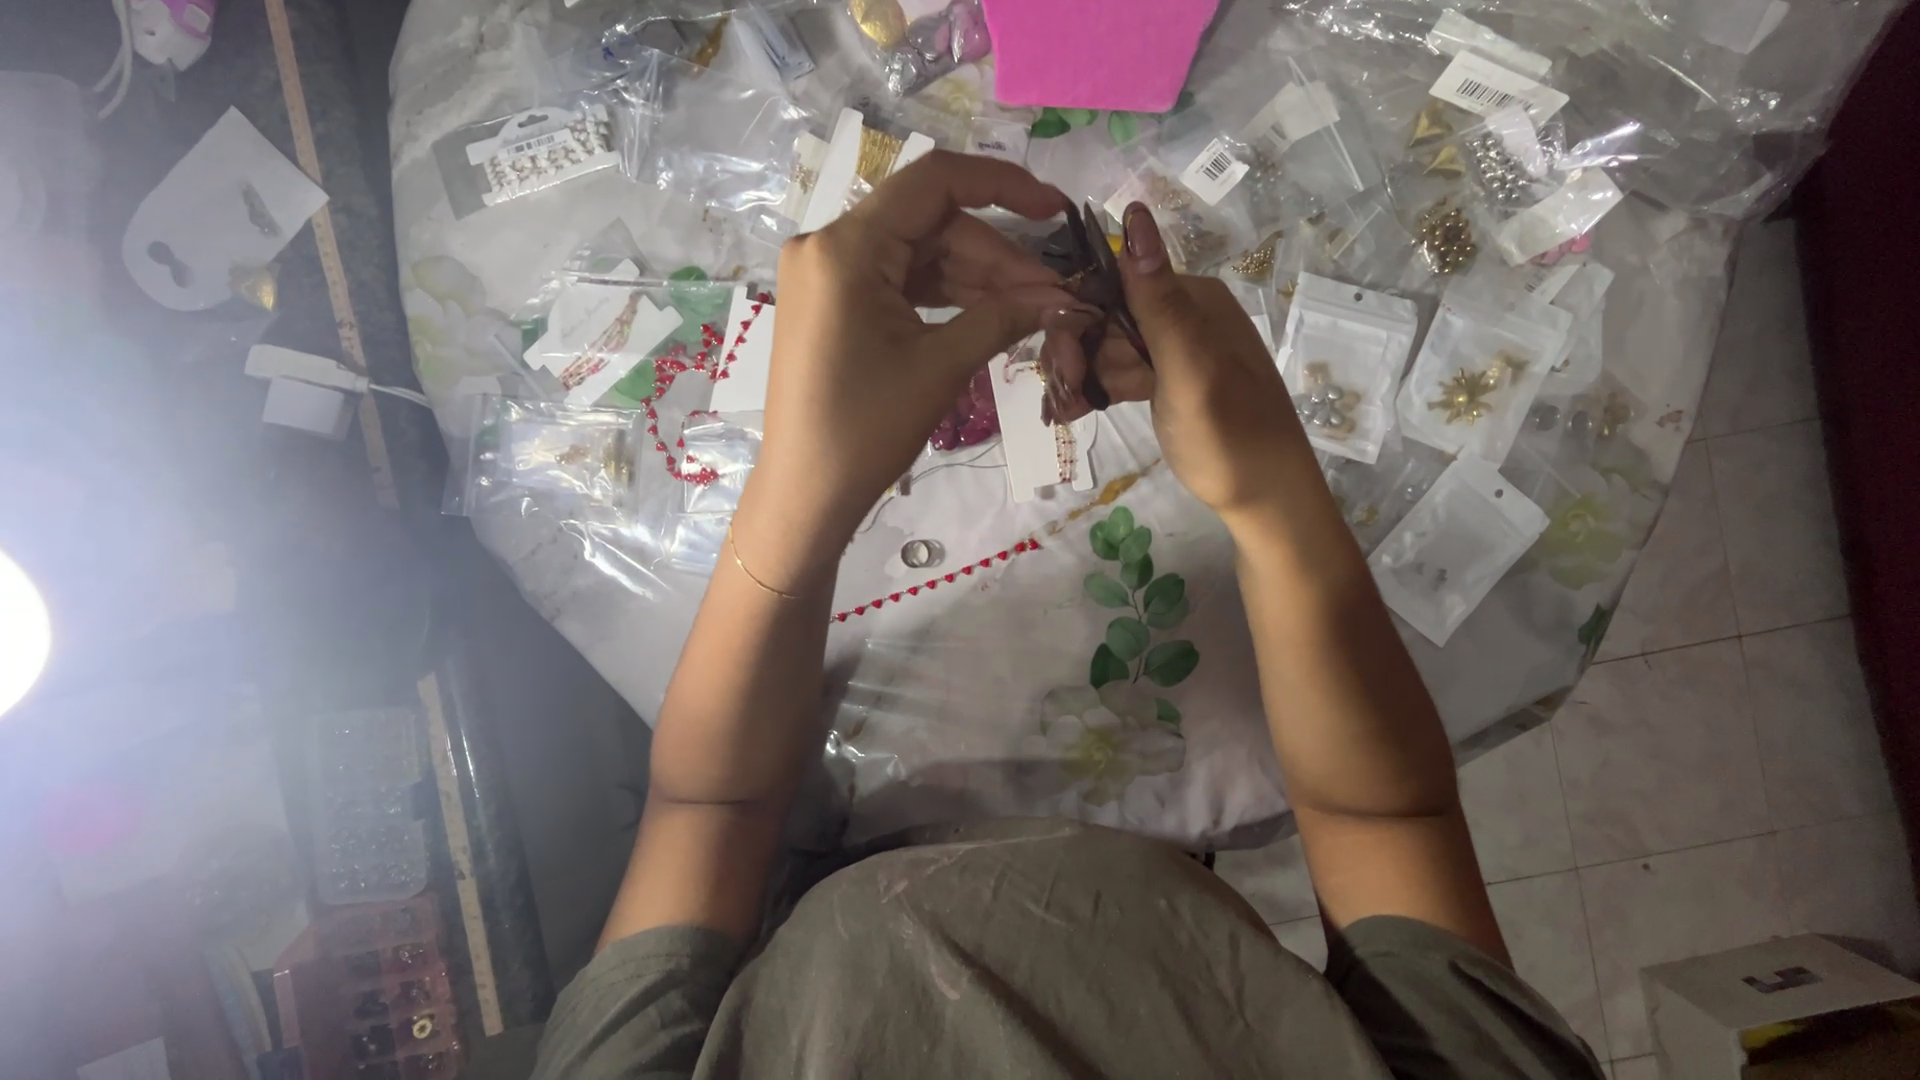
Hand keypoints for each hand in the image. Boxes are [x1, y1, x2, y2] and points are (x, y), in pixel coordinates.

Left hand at [734, 151, 1075, 589]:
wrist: (807, 492)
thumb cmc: (867, 430)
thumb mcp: (940, 366)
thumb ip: (1002, 318)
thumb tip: (1062, 297)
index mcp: (846, 246)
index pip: (934, 182)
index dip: (1003, 186)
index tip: (1055, 210)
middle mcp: (828, 245)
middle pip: (929, 224)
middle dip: (994, 256)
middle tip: (1051, 293)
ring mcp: (825, 276)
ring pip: (916, 255)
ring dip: (973, 279)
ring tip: (1030, 309)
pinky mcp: (830, 305)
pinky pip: (895, 282)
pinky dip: (941, 296)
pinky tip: (988, 314)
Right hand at [1039, 204, 1313, 520]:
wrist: (1265, 498)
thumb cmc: (1229, 437)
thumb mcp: (1190, 369)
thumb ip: (1158, 301)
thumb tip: (1133, 214)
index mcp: (1193, 300)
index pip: (1115, 285)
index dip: (1078, 318)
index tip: (1061, 362)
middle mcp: (1184, 316)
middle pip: (1107, 317)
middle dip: (1077, 353)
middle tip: (1063, 399)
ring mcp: (1176, 351)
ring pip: (1108, 348)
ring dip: (1080, 376)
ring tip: (1063, 412)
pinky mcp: (1168, 381)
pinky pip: (1121, 373)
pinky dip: (1096, 390)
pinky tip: (1073, 411)